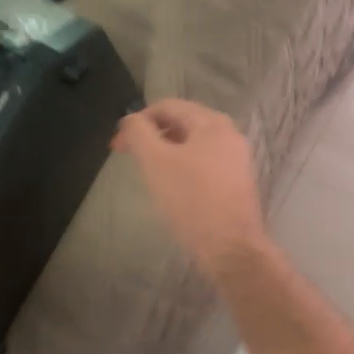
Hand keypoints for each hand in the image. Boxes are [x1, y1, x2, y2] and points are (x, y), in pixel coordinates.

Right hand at [112, 99, 268, 276]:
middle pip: (182, 123)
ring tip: (147, 171)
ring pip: (193, 144)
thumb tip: (131, 119)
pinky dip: (183, 166)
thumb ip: (139, 133)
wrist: (230, 247)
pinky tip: (172, 186)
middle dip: (151, 136)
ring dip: (166, 151)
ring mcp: (236, 159)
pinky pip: (204, 163)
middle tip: (129, 156)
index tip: (117, 144)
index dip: (137, 121)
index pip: (167, 107)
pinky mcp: (236, 182)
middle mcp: (228, 134)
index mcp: (211, 122)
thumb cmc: (191, 200)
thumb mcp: (155, 162)